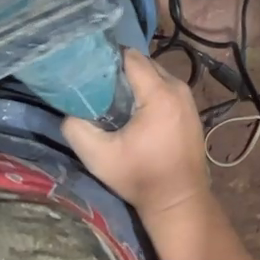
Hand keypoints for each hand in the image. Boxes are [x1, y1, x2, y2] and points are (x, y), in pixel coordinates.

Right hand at [63, 50, 209, 217]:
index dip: (108, 59)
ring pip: (155, 73)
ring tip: (113, 97)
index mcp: (159, 94)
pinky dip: (149, 90)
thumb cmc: (141, 178)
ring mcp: (187, 98)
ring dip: (136, 80)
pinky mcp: (191, 109)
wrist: (180, 202)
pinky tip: (134, 110)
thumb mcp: (100, 158)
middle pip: (144, 62)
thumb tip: (68, 111)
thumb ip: (77, 130)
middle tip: (99, 85)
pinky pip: (165, 87)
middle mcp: (177, 88)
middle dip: (121, 69)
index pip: (131, 57)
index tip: (90, 70)